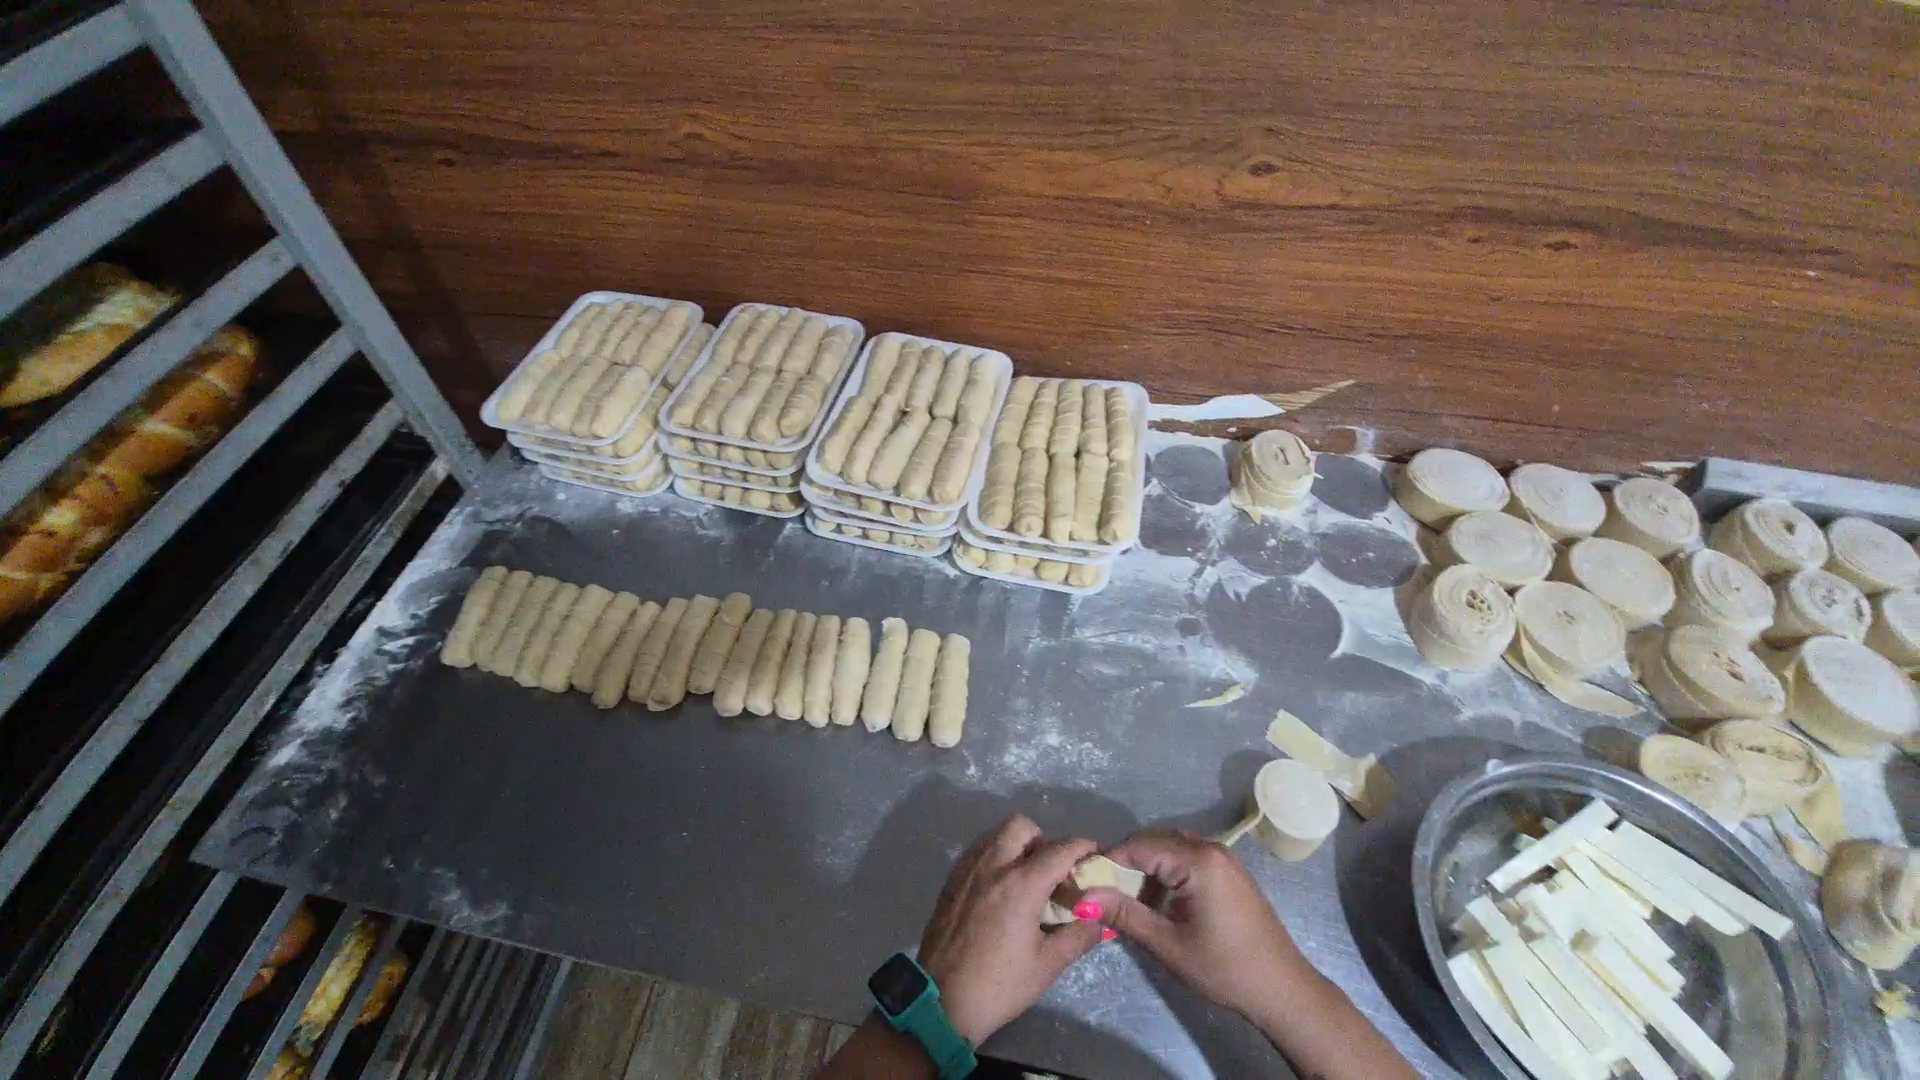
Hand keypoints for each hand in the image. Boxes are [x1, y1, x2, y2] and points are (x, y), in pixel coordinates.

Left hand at [917, 814, 1107, 1044]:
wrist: (942, 1001)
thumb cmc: (999, 985)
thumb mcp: (1047, 965)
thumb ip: (1078, 936)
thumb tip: (1099, 920)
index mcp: (1020, 884)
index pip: (1059, 849)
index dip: (1082, 847)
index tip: (1095, 855)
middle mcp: (993, 866)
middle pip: (1021, 826)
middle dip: (1042, 839)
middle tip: (1050, 870)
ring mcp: (967, 870)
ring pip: (995, 834)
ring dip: (1015, 845)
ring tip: (1025, 879)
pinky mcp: (951, 880)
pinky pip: (977, 851)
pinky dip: (994, 857)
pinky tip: (1000, 889)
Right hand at [1080, 830, 1315, 1020]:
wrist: (1283, 990)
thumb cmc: (1225, 968)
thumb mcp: (1169, 944)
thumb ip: (1125, 914)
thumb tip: (1083, 896)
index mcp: (1197, 860)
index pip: (1138, 845)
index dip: (1108, 860)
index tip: (1084, 880)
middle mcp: (1211, 848)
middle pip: (1153, 842)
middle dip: (1125, 863)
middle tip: (1102, 891)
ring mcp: (1223, 857)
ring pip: (1170, 849)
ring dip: (1146, 868)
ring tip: (1127, 899)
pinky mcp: (1229, 871)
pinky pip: (1187, 858)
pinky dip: (1167, 872)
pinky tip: (1158, 901)